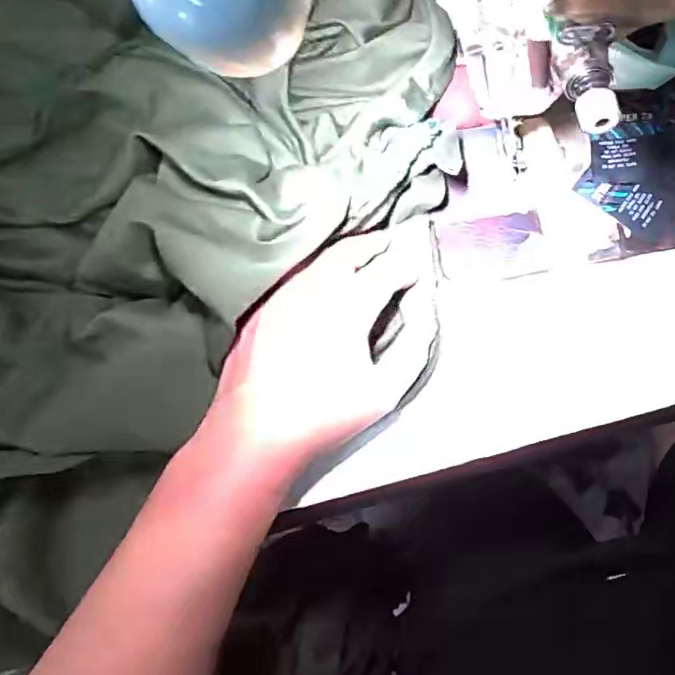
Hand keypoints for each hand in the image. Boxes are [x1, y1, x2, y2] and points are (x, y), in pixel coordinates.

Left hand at [190, 226, 434, 490]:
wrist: (252, 433)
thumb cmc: (324, 414)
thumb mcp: (386, 390)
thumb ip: (413, 348)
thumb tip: (422, 317)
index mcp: (349, 305)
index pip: (388, 269)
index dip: (408, 266)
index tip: (419, 269)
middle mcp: (313, 290)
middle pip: (350, 250)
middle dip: (376, 244)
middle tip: (393, 241)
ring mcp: (282, 297)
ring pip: (319, 261)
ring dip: (347, 255)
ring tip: (365, 258)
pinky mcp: (261, 311)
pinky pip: (297, 279)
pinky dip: (320, 273)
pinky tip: (327, 289)